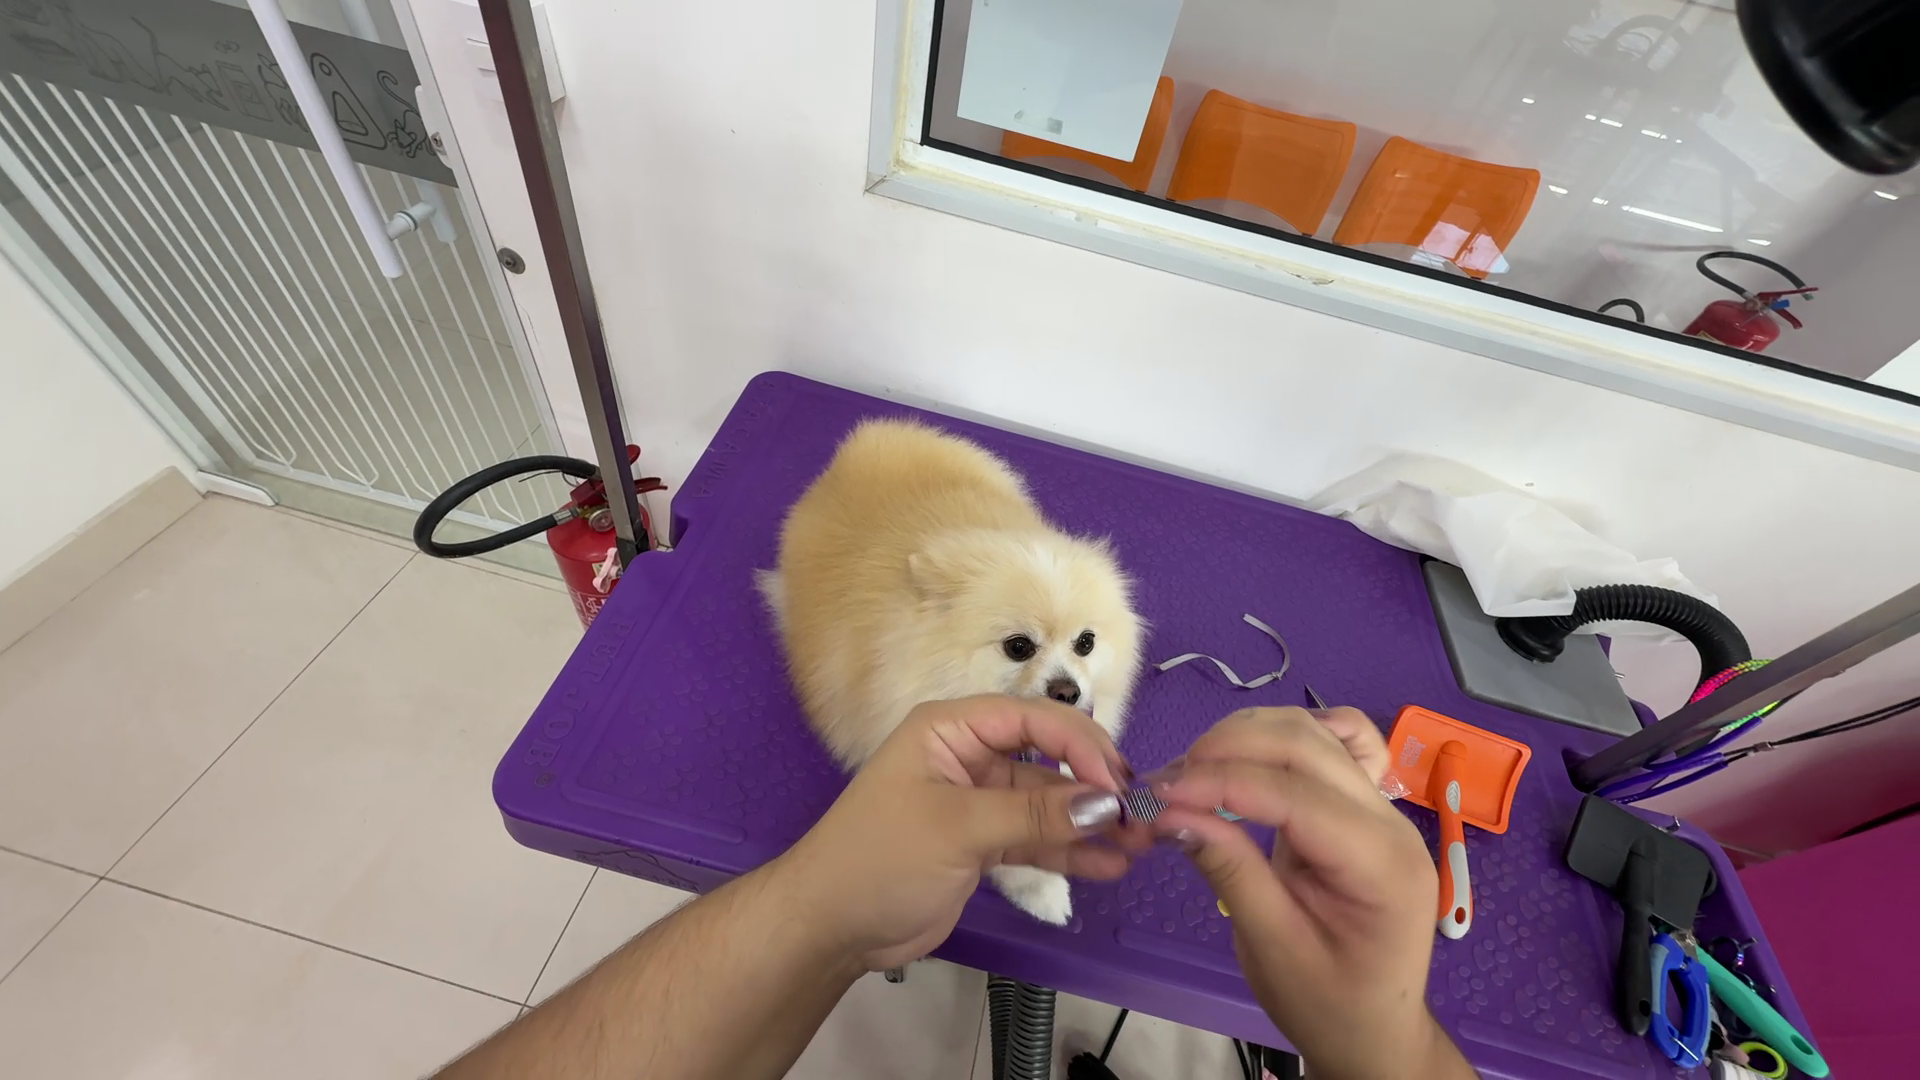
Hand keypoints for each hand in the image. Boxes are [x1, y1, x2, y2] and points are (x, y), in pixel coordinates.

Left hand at [772, 695, 1142, 970]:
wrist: (830, 927)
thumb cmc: (882, 857)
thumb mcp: (957, 828)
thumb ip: (1032, 815)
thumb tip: (1104, 804)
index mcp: (952, 728)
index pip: (1029, 717)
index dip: (1076, 743)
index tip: (1115, 783)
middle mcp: (970, 754)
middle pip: (1044, 755)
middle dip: (1091, 781)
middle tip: (1138, 812)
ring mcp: (979, 799)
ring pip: (1047, 800)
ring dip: (1089, 820)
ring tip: (1139, 842)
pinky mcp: (984, 840)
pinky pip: (1036, 837)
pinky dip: (1070, 850)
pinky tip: (1109, 865)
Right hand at [1152, 707, 1474, 1079]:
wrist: (1373, 1030)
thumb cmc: (1326, 1002)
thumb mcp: (1271, 948)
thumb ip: (1227, 870)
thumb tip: (1169, 811)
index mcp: (1382, 864)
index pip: (1294, 795)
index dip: (1220, 783)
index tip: (1158, 792)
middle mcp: (1390, 819)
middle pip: (1304, 744)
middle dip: (1226, 749)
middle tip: (1168, 782)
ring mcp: (1380, 803)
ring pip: (1309, 730)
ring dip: (1243, 736)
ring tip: (1193, 771)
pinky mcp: (1360, 798)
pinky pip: (1332, 738)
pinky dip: (1285, 733)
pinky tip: (1251, 751)